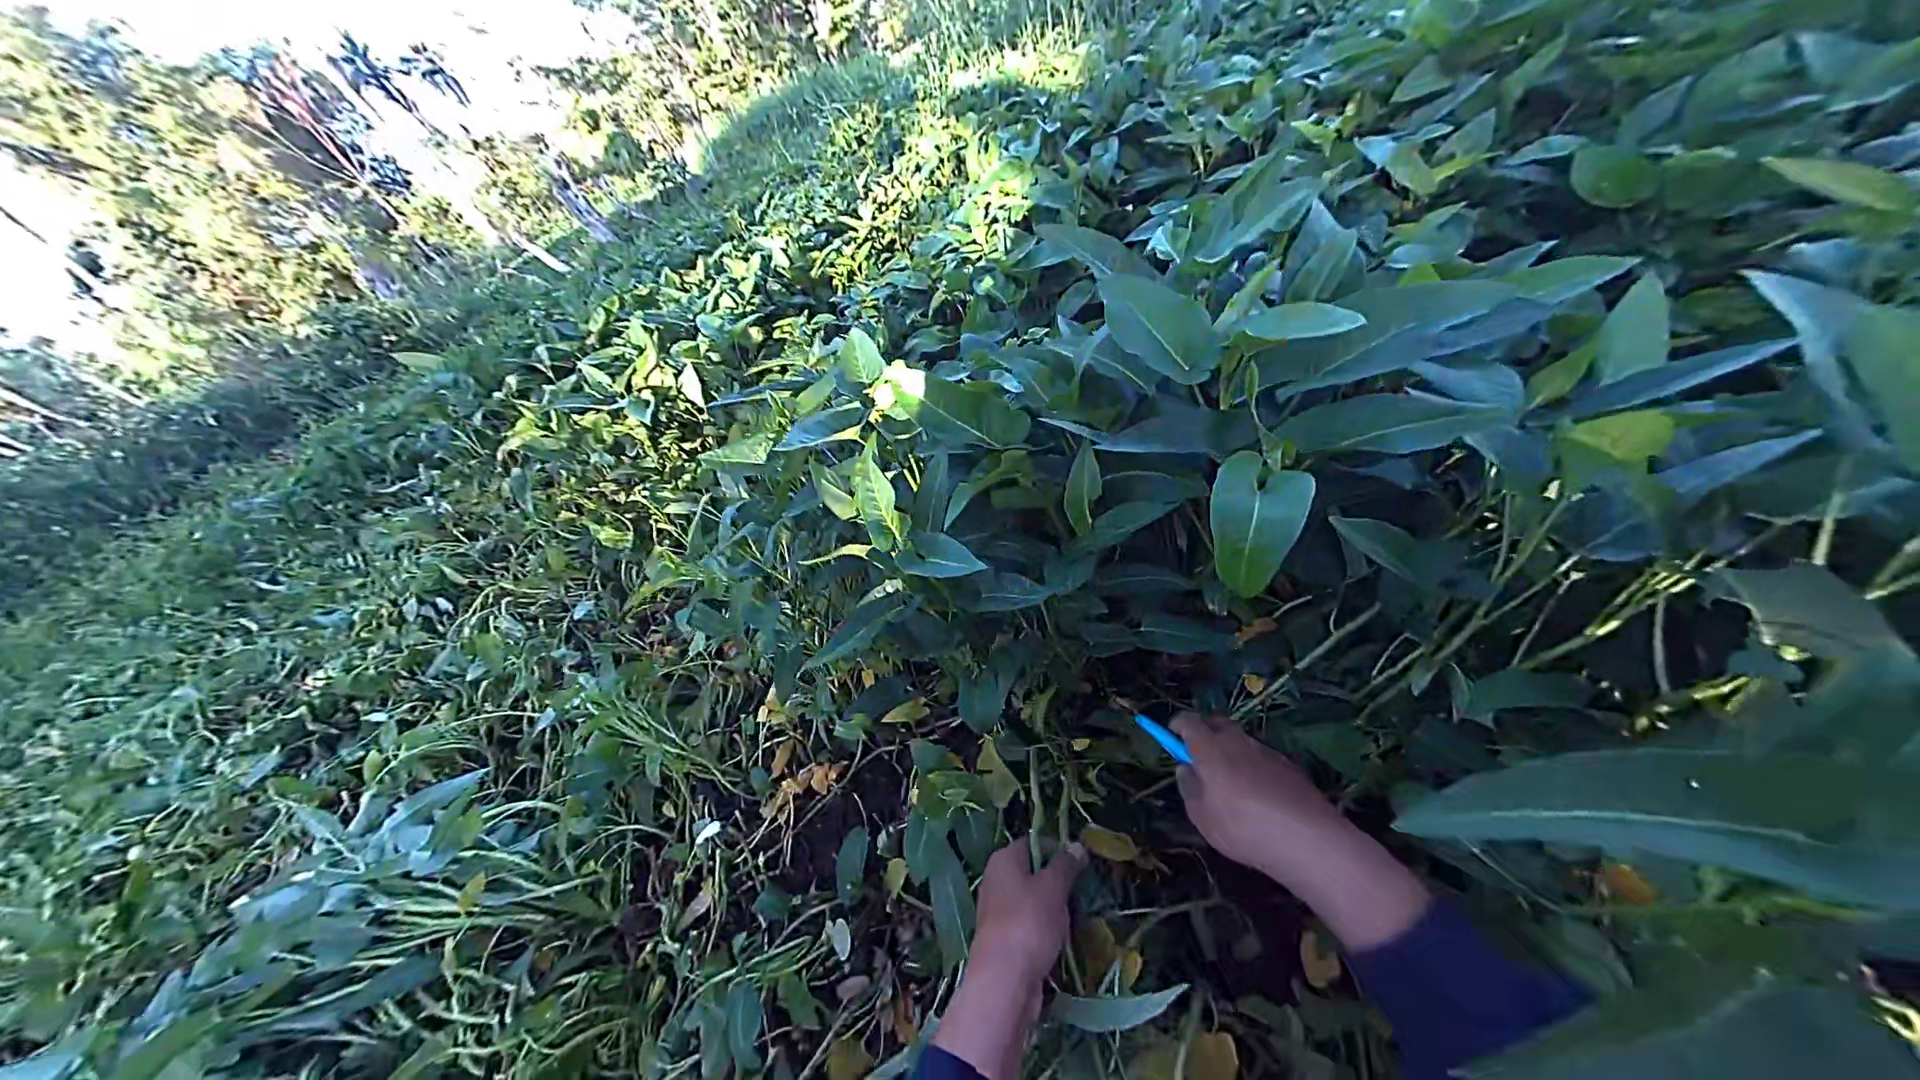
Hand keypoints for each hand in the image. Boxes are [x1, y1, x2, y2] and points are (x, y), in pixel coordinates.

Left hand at [931, 841, 1085, 1079]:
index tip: (1081, 864)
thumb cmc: (1028, 922)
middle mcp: (996, 879)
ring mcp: (998, 911)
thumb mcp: (1053, 887)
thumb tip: (1077, 846)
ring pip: (1034, 901)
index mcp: (1003, 859)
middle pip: (1034, 873)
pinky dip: (1046, 932)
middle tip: (1080, 896)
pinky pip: (1031, 926)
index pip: (1034, 842)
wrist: (1004, 981)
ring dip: (1055, 911)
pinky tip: (1059, 943)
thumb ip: (1066, 865)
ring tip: (1072, 923)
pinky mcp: (1004, 939)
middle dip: (1059, 884)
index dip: (1058, 849)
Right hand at [1172, 713, 1430, 949]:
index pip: (1188, 721)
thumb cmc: (1244, 829)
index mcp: (1211, 747)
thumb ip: (1189, 789)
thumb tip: (1186, 769)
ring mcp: (1268, 752)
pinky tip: (1259, 796)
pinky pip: (1262, 758)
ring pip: (1241, 740)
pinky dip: (1253, 766)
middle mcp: (1239, 741)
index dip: (1177, 726)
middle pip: (1217, 723)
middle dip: (1204, 731)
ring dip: (1230, 750)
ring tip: (1229, 781)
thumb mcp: (1202, 817)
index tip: (1171, 736)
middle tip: (1198, 756)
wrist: (1311, 842)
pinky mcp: (1291, 767)